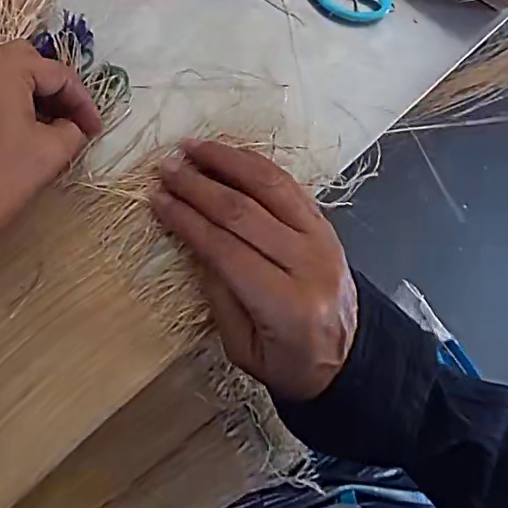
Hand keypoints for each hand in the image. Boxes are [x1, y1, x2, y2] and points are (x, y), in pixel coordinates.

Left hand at [0, 41, 104, 284]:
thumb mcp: (45, 155)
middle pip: (25, 62)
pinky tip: (10, 136)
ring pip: (0, 75)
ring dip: (26, 95)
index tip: (95, 132)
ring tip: (43, 132)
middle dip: (52, 89)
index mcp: (3, 67)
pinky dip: (1, 102)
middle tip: (69, 123)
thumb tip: (72, 124)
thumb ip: (70, 130)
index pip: (57, 72)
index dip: (82, 101)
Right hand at [152, 139, 356, 401]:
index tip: (156, 199)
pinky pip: (286, 182)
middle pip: (243, 212)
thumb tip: (191, 238)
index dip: (186, 220)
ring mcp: (322, 238)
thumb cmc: (288, 360)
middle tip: (164, 169)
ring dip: (224, 161)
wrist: (351, 360)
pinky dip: (251, 162)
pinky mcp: (325, 222)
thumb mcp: (242, 348)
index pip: (225, 249)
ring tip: (190, 147)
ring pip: (268, 185)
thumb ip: (217, 292)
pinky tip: (224, 152)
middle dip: (196, 186)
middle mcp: (310, 265)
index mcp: (288, 305)